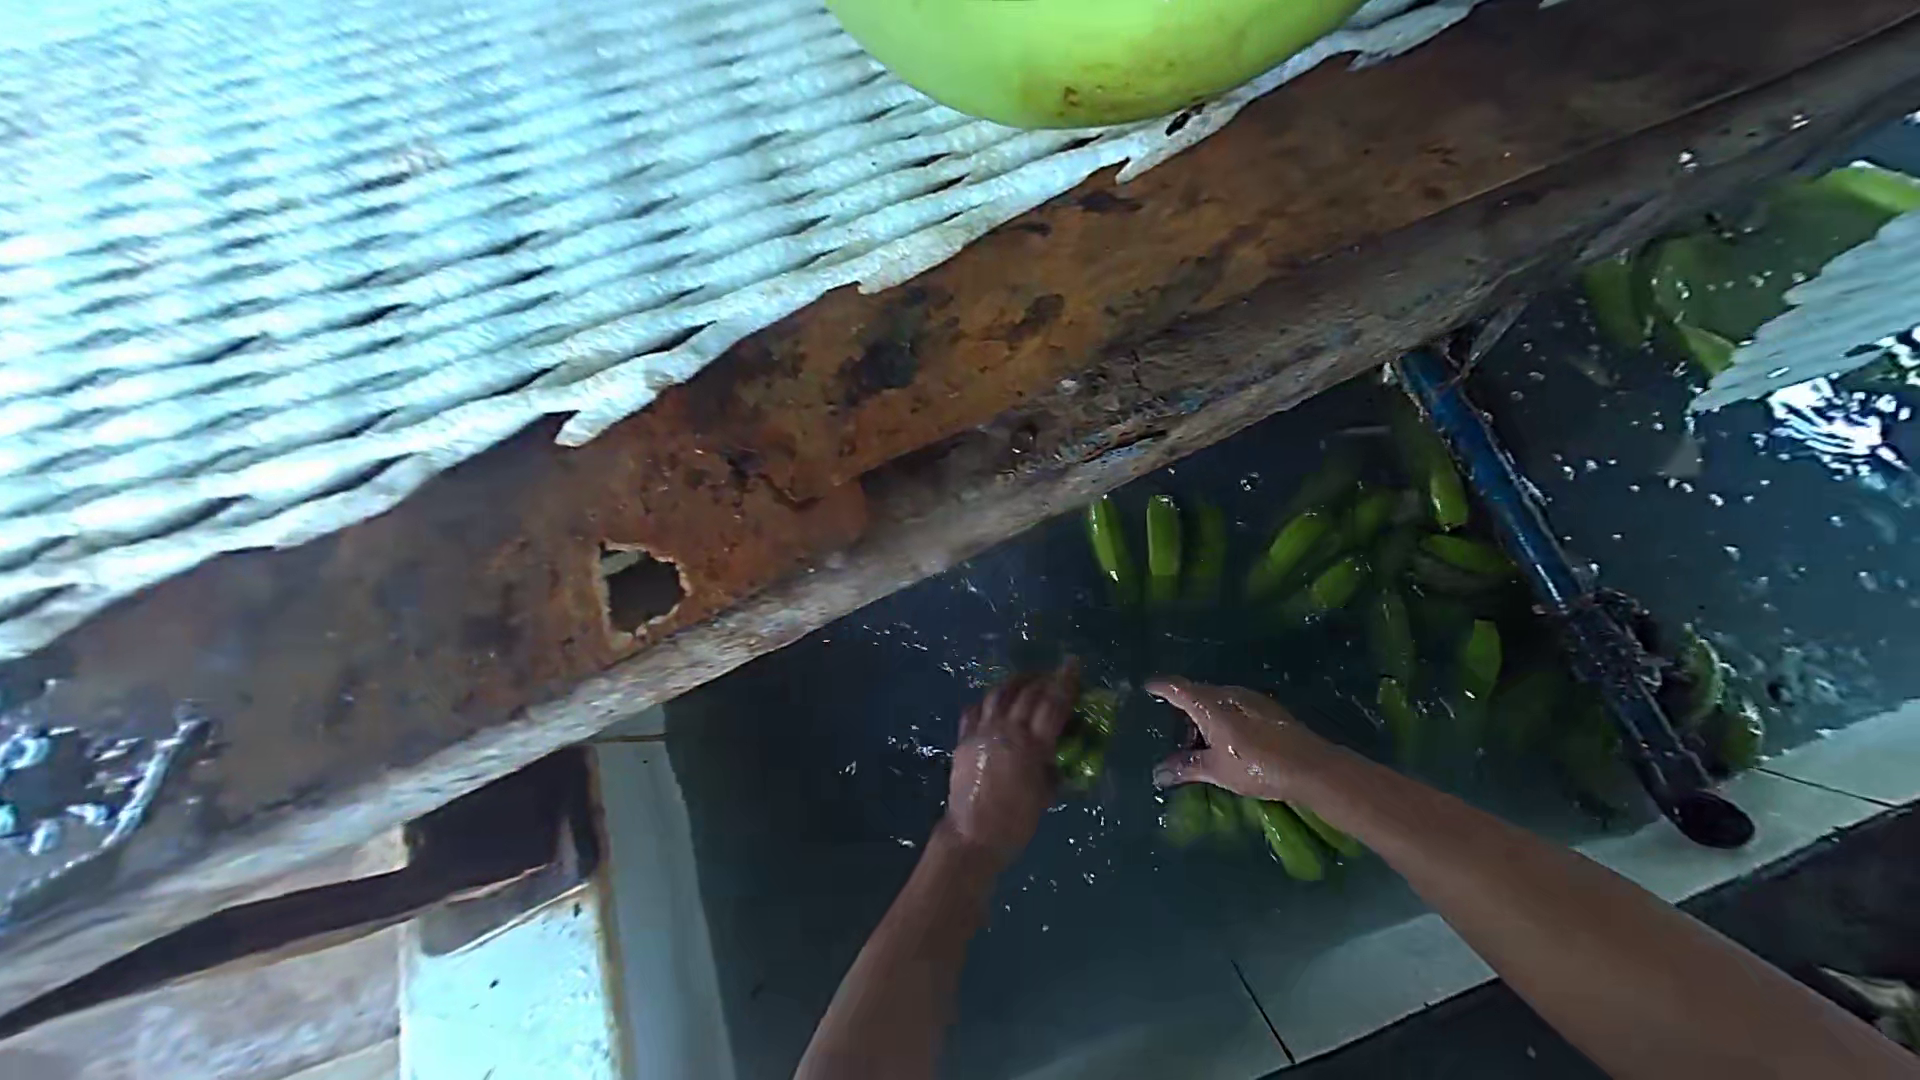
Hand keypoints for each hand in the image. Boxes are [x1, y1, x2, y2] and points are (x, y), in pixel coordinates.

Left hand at [942, 661, 1079, 865]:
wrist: (973, 835)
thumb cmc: (1016, 821)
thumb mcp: (1047, 793)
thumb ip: (1054, 764)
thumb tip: (1061, 748)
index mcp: (1032, 745)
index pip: (1053, 703)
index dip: (1066, 682)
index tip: (1073, 665)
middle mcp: (1006, 730)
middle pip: (1028, 692)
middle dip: (1044, 679)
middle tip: (1055, 675)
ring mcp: (982, 731)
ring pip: (999, 693)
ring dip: (1017, 682)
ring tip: (1027, 680)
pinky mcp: (964, 737)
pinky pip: (976, 708)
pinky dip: (989, 699)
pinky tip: (996, 700)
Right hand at [1147, 677, 1337, 801]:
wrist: (1313, 768)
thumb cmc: (1257, 766)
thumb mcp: (1217, 770)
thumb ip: (1186, 767)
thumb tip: (1158, 773)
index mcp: (1210, 704)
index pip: (1177, 687)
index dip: (1160, 686)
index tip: (1147, 686)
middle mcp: (1228, 694)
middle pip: (1197, 693)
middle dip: (1183, 709)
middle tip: (1174, 733)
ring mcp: (1250, 699)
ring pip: (1217, 701)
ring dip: (1205, 717)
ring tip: (1201, 744)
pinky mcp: (1267, 710)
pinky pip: (1234, 707)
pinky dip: (1223, 719)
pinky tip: (1228, 742)